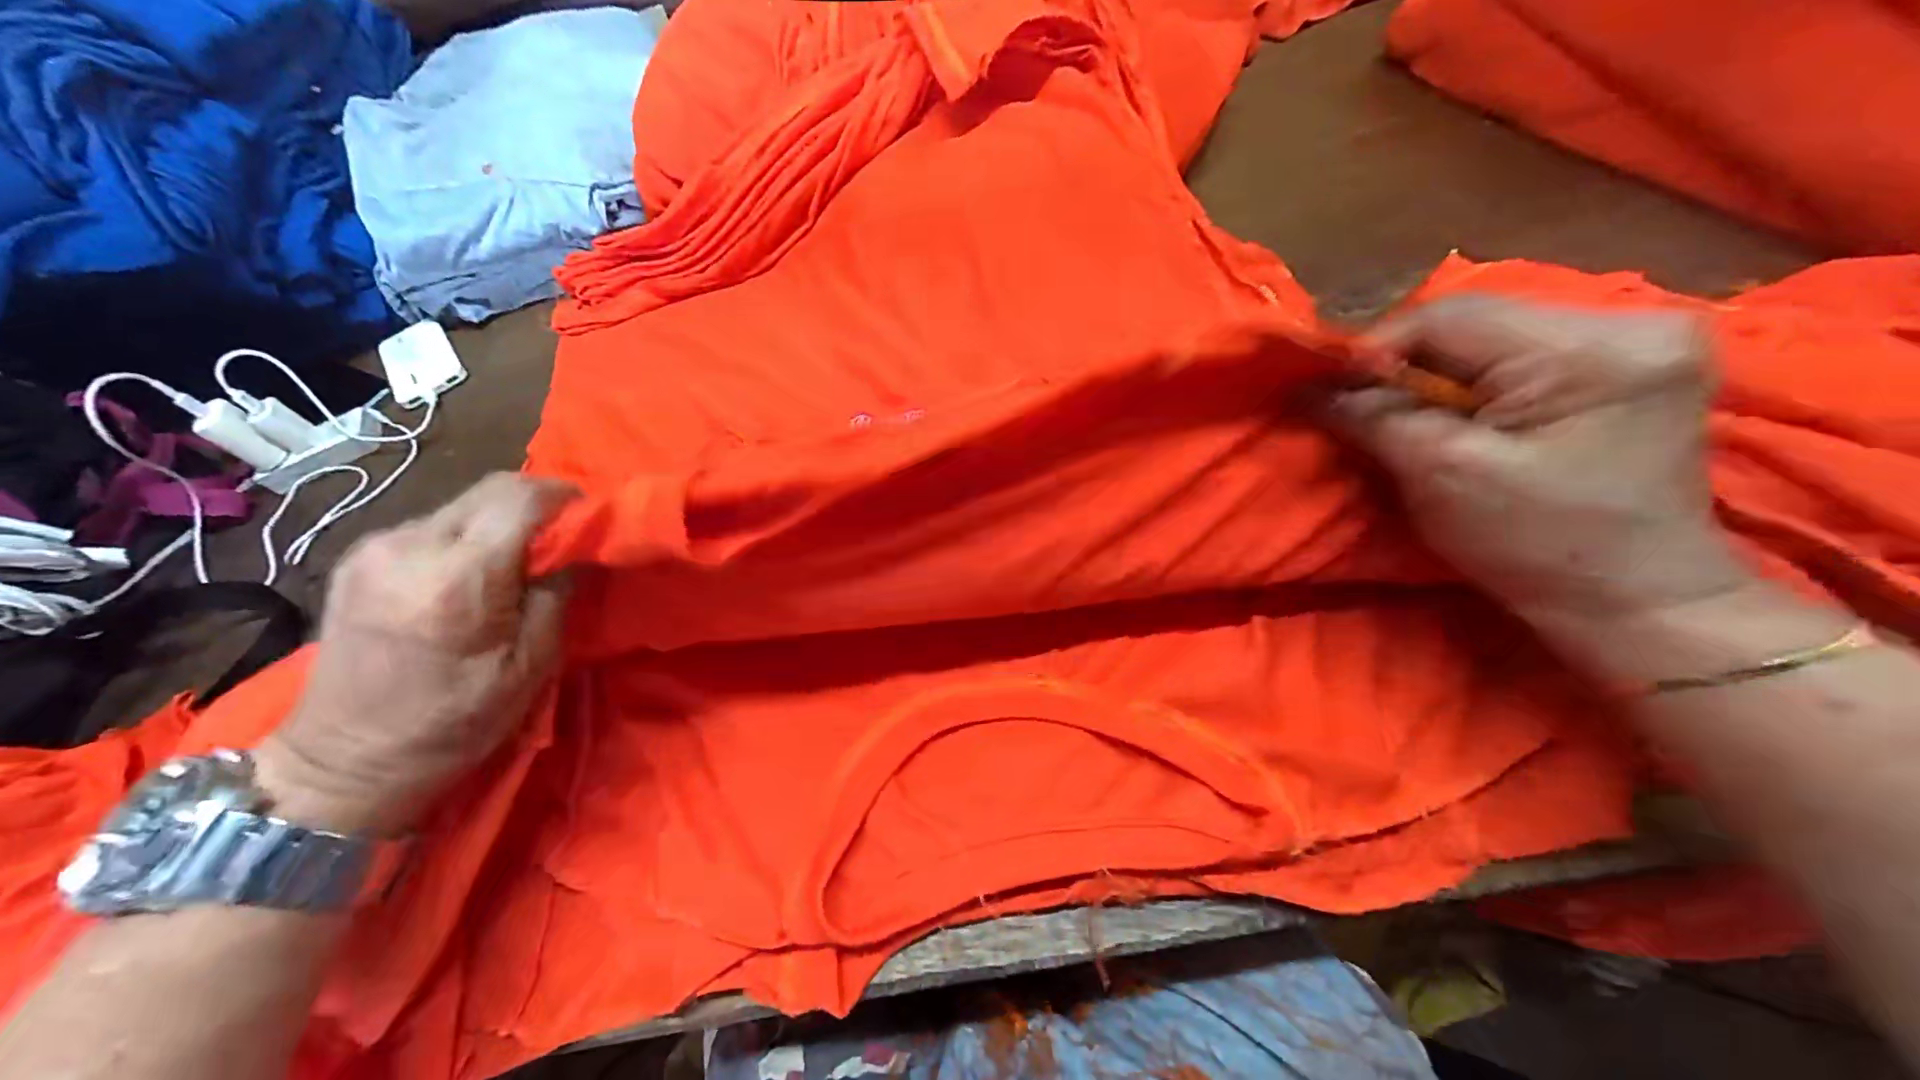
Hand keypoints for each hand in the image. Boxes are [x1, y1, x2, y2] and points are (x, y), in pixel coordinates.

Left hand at [252, 473, 578, 834]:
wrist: (345, 761)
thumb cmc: (455, 723)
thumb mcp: (532, 665)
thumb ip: (556, 593)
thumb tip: (577, 549)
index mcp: (457, 577)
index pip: (521, 497)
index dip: (566, 498)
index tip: (592, 519)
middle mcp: (409, 546)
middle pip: (491, 489)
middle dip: (538, 503)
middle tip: (566, 536)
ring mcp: (375, 546)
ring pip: (463, 503)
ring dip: (502, 519)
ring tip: (521, 558)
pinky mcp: (358, 555)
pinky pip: (433, 523)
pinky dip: (469, 534)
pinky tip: (475, 570)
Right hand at [1323, 294, 1753, 631]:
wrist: (1636, 599)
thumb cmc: (1536, 546)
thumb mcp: (1441, 476)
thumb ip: (1375, 417)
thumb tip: (1308, 385)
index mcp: (1590, 350)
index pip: (1448, 316)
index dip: (1375, 350)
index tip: (1329, 391)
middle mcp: (1629, 322)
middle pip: (1474, 321)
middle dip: (1407, 365)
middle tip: (1364, 408)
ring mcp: (1639, 339)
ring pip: (1494, 335)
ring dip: (1437, 374)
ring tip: (1407, 415)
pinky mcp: (1630, 364)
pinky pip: (1523, 353)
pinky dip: (1474, 381)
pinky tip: (1461, 414)